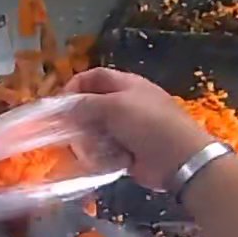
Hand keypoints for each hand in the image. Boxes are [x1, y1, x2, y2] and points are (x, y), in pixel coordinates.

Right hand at [66, 67, 214, 189]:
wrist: (179, 158)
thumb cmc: (147, 123)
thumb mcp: (113, 106)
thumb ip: (84, 104)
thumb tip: (61, 107)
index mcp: (126, 85)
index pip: (93, 77)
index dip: (73, 87)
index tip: (58, 104)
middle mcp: (125, 104)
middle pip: (91, 106)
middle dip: (78, 118)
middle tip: (67, 130)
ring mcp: (127, 128)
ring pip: (94, 130)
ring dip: (88, 140)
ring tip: (88, 148)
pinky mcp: (127, 150)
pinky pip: (103, 150)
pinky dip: (100, 155)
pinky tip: (102, 160)